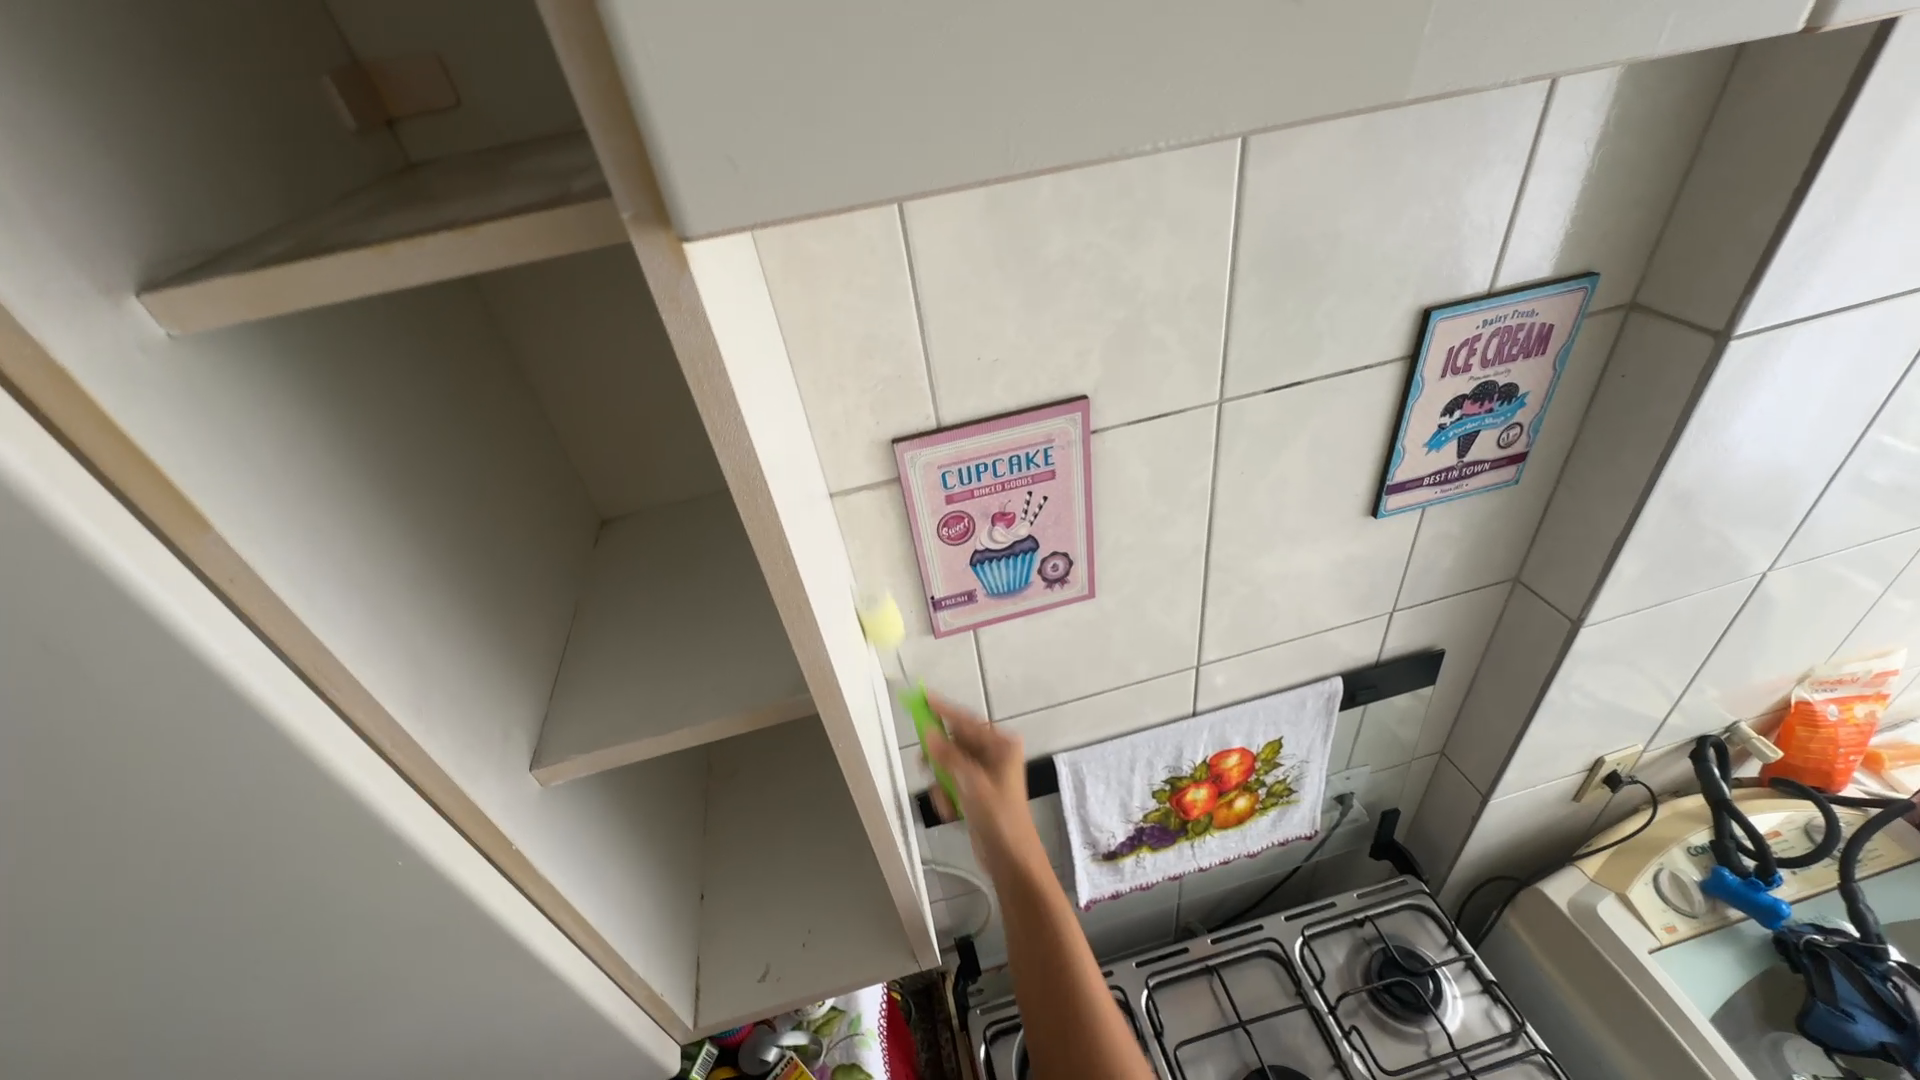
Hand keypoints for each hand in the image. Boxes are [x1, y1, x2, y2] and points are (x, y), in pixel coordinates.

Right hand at [922, 695, 1041, 869]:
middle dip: (940, 759)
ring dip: (942, 783)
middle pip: (955, 742)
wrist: (1011, 859)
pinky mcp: (975, 791)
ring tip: (947, 801)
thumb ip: (948, 757)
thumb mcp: (971, 784)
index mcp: (1001, 745)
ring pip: (949, 764)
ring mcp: (984, 773)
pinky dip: (946, 796)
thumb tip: (929, 732)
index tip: (922, 698)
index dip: (943, 709)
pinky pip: (951, 782)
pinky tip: (952, 812)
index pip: (967, 720)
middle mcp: (993, 754)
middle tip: (926, 766)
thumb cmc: (999, 817)